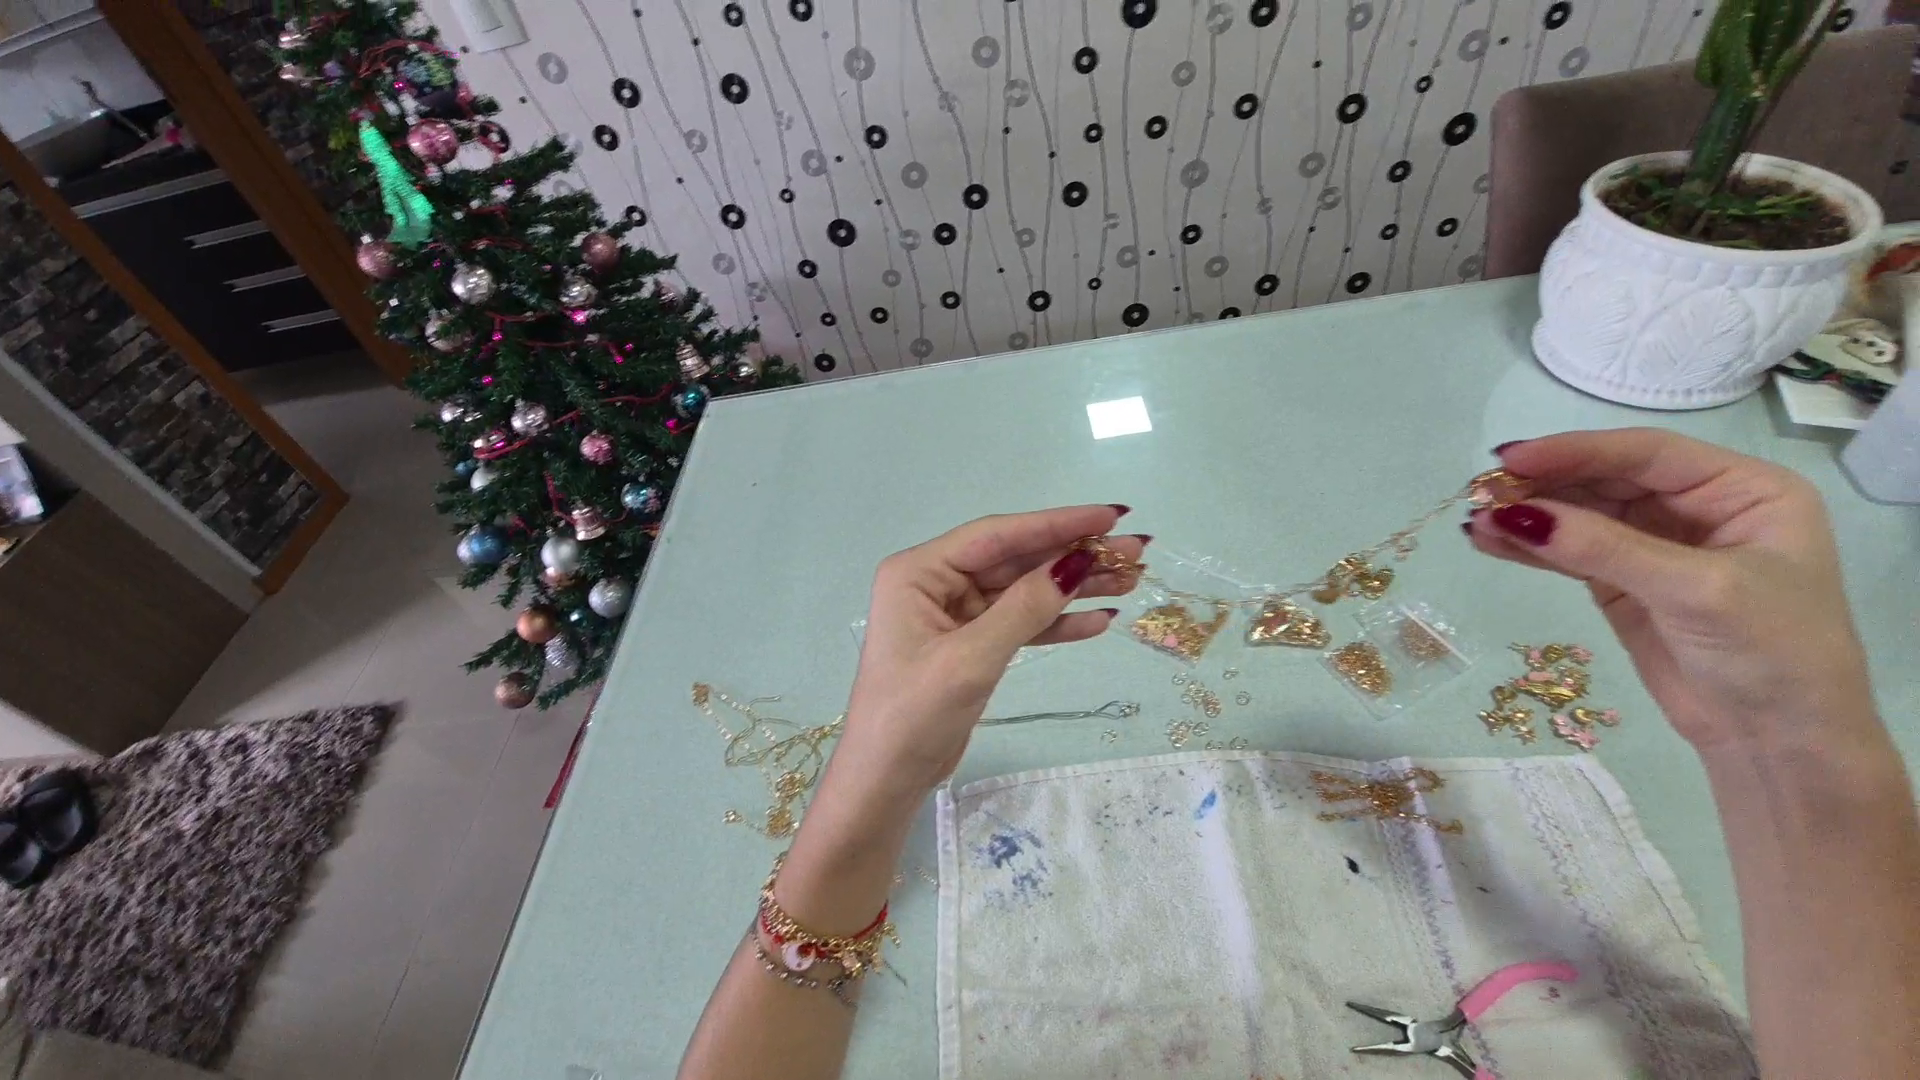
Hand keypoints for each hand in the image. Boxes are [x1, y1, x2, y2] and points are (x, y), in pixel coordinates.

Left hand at [838, 506, 1145, 796]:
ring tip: (1131, 580)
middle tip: (1136, 551)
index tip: (1110, 516)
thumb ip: (1024, 608)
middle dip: (1074, 555)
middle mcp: (937, 583)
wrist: (885, 781)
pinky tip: (1099, 620)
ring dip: (1074, 587)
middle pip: (1016, 559)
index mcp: (920, 572)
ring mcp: (955, 615)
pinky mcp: (971, 645)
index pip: (998, 535)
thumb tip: (1077, 563)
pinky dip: (1058, 623)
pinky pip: (1020, 624)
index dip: (1057, 523)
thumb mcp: (970, 658)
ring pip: (1024, 590)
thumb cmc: (914, 715)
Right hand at [1466, 429, 1874, 750]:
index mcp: (1742, 491)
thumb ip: (1604, 548)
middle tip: (1480, 493)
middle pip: (1603, 480)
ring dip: (1525, 516)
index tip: (1512, 460)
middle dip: (1542, 485)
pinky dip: (1527, 547)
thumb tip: (1512, 517)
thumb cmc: (1771, 653)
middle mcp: (1696, 507)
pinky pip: (1566, 552)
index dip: (1576, 451)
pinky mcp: (1619, 581)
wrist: (1777, 740)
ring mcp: (1653, 545)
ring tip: (1474, 520)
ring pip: (1578, 515)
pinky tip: (1487, 541)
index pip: (1646, 455)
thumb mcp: (1694, 591)